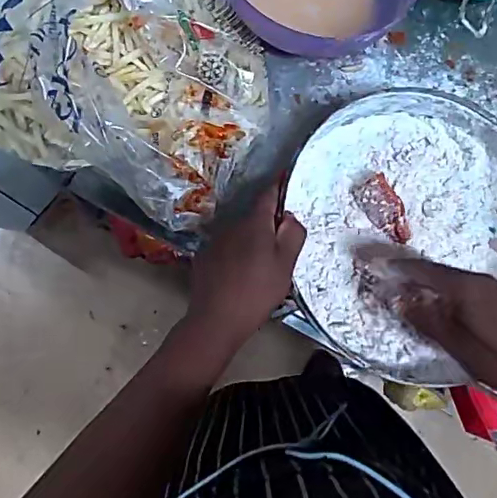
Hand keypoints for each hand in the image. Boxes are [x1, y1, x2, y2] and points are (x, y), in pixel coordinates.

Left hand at [185, 182, 306, 344]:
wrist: (216, 319)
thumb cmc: (257, 291)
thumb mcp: (286, 264)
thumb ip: (293, 234)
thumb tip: (289, 216)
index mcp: (255, 222)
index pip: (268, 193)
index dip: (279, 185)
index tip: (286, 178)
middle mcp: (232, 224)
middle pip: (254, 215)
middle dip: (267, 222)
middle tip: (281, 243)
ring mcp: (214, 240)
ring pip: (239, 232)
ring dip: (251, 238)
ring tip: (261, 262)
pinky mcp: (204, 256)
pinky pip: (226, 247)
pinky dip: (236, 252)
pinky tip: (240, 273)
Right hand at [371, 255, 496, 413]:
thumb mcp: (460, 346)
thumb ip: (427, 319)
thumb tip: (397, 298)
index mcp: (467, 288)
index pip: (421, 269)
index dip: (392, 265)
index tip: (368, 259)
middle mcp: (478, 281)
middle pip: (433, 271)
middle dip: (404, 273)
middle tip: (377, 273)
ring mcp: (490, 289)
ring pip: (446, 280)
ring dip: (421, 283)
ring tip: (396, 289)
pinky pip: (459, 289)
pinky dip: (439, 292)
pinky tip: (429, 304)